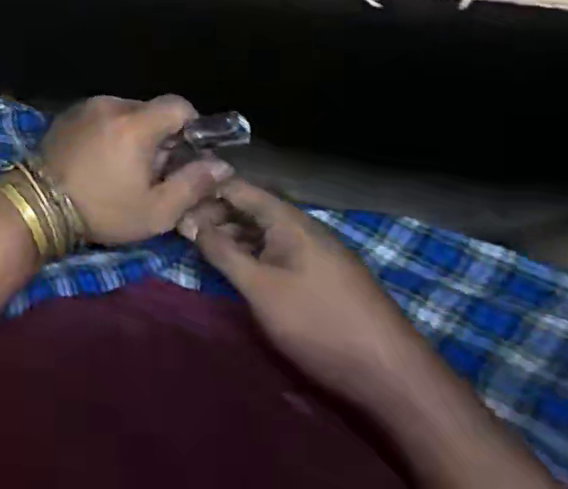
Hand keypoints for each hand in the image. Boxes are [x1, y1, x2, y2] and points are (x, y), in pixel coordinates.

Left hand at [39, 95, 233, 244]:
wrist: (39, 203)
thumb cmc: (103, 209)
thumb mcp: (158, 209)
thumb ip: (193, 183)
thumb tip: (220, 165)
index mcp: (135, 123)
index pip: (178, 105)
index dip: (192, 126)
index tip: (189, 152)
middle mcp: (108, 105)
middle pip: (149, 109)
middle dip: (161, 134)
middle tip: (156, 169)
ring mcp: (82, 107)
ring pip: (124, 112)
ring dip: (134, 133)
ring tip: (127, 168)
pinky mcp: (65, 115)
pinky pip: (100, 116)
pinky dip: (109, 131)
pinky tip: (103, 160)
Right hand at [185, 179, 428, 404]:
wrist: (398, 382)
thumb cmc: (319, 323)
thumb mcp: (258, 287)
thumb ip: (220, 250)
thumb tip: (186, 220)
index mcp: (290, 222)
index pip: (236, 186)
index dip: (201, 186)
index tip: (169, 193)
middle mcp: (305, 229)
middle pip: (248, 207)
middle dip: (212, 212)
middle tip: (177, 225)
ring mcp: (317, 254)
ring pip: (261, 231)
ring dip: (229, 234)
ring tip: (197, 246)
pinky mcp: (323, 277)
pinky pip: (276, 250)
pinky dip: (250, 252)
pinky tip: (233, 266)